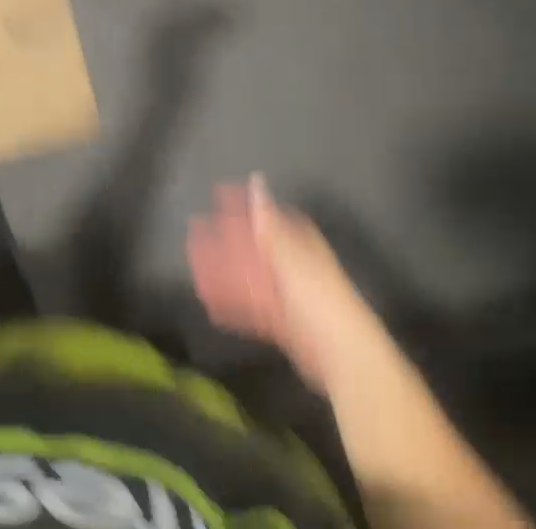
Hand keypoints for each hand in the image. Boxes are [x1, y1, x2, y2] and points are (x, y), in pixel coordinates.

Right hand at [187, 176, 360, 376]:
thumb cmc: (319, 297)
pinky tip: (209, 301)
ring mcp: (286, 296)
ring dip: (221, 272)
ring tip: (193, 264)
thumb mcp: (291, 255)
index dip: (244, 205)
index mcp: (298, 246)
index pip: (267, 218)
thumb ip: (269, 223)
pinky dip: (229, 303)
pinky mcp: (280, 324)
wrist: (342, 353)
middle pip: (252, 249)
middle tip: (195, 229)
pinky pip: (249, 308)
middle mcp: (291, 267)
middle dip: (224, 240)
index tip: (219, 193)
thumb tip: (256, 181)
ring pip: (246, 278)